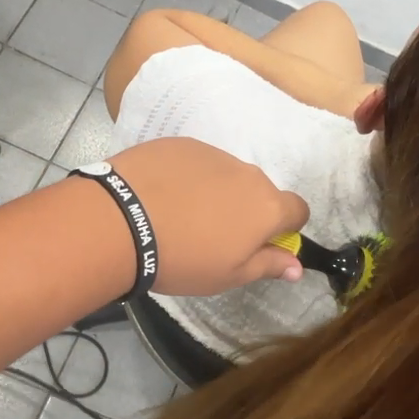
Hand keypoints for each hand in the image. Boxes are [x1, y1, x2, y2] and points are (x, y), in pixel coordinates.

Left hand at [106, 138, 309, 295]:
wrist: (120, 221)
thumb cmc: (182, 258)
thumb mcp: (228, 275)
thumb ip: (268, 265)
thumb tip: (297, 266)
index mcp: (266, 207)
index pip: (298, 210)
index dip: (285, 227)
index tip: (260, 242)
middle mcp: (247, 173)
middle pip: (259, 191)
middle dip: (245, 210)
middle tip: (211, 235)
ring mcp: (212, 153)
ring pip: (226, 175)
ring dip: (215, 192)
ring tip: (178, 215)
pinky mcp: (180, 143)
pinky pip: (195, 162)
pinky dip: (186, 177)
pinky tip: (159, 196)